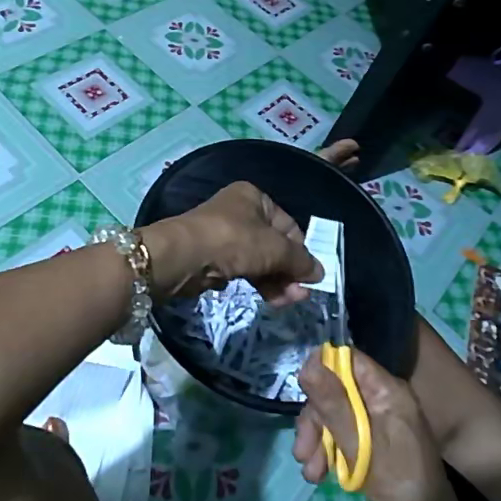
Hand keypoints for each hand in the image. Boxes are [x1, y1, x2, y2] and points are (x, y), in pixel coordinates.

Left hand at [141, 182, 320, 304]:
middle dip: (288, 272)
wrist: (181, 258)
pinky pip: (243, 270)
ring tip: (286, 302)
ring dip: (276, 282)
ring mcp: (225, 235)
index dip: (301, 251)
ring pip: (260, 260)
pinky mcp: (214, 258)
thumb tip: (320, 272)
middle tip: (299, 296)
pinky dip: (257, 283)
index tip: (309, 276)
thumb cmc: (233, 241)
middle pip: (274, 245)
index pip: (289, 225)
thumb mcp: (274, 249)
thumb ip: (300, 260)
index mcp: (255, 198)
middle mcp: (240, 212)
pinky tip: (267, 298)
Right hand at [293, 348, 451, 500]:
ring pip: (332, 416)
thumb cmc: (397, 478)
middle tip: (303, 449)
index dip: (323, 368)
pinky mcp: (366, 444)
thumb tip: (308, 363)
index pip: (350, 361)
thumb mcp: (360, 441)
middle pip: (335, 391)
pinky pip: (338, 436)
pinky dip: (325, 453)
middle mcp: (379, 401)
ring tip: (310, 470)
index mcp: (386, 390)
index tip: (302, 387)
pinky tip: (317, 474)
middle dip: (315, 419)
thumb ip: (333, 403)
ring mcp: (372, 423)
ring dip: (316, 441)